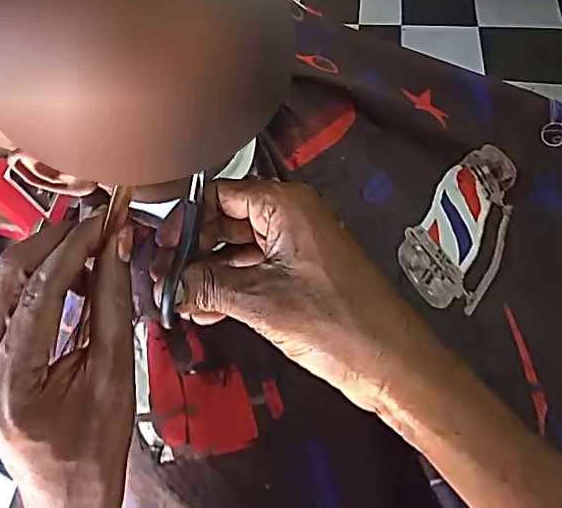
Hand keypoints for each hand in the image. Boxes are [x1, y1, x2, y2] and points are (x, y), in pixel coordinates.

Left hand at [0, 213, 134, 507]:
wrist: (66, 501)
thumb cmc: (89, 458)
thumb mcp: (114, 377)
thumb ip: (114, 304)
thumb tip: (116, 248)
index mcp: (14, 381)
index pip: (41, 286)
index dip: (76, 245)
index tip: (101, 224)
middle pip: (8, 272)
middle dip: (54, 240)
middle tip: (91, 228)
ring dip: (40, 256)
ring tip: (81, 254)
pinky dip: (30, 278)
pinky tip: (60, 281)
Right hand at [154, 178, 426, 411]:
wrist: (397, 366)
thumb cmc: (348, 325)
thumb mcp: (263, 303)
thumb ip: (209, 287)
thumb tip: (172, 284)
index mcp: (284, 204)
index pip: (218, 195)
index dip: (186, 220)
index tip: (163, 245)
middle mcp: (289, 215)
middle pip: (224, 219)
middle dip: (194, 250)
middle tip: (166, 275)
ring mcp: (295, 242)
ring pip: (236, 245)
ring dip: (208, 271)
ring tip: (179, 295)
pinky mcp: (299, 269)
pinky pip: (254, 265)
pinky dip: (229, 283)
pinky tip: (205, 306)